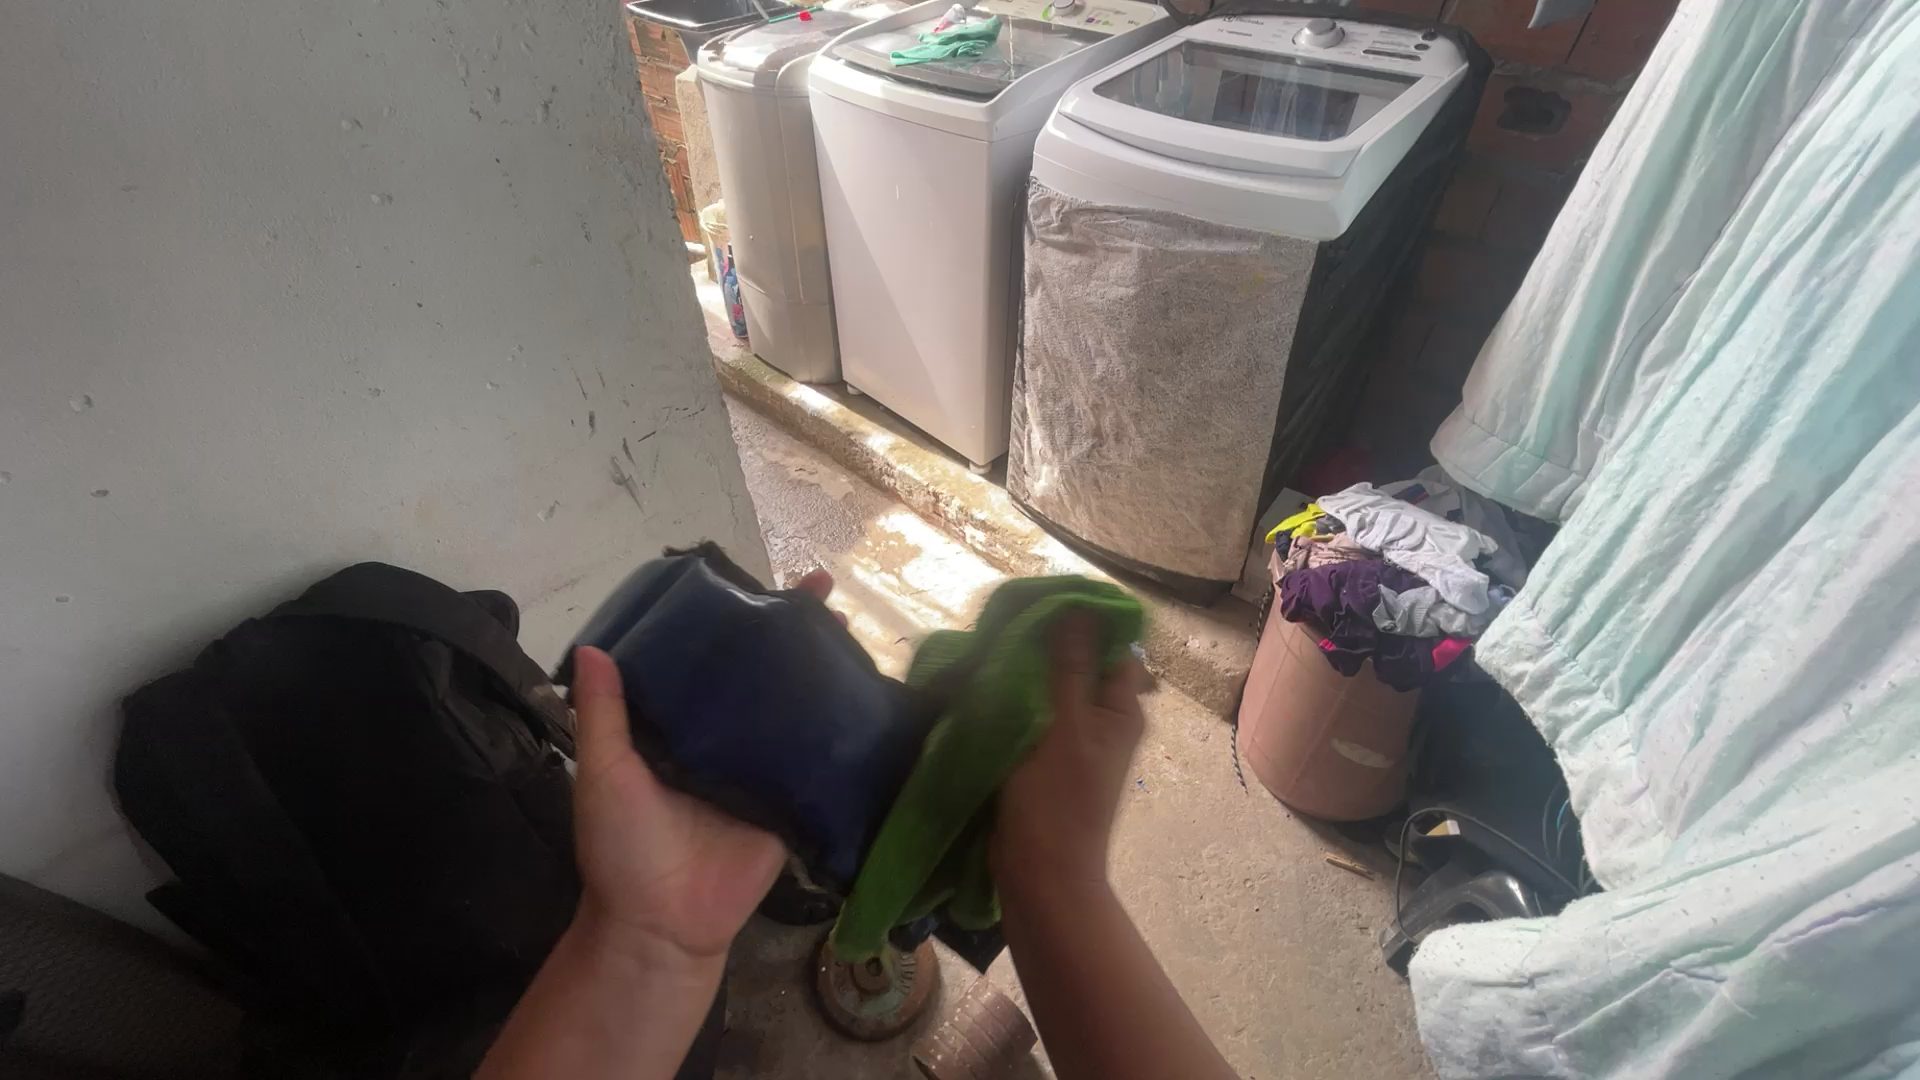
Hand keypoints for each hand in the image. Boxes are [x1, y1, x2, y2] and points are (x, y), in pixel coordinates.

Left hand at [565, 569, 840, 964]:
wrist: (664, 924)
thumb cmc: (624, 848)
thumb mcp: (604, 773)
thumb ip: (603, 715)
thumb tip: (592, 646)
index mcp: (684, 723)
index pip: (711, 657)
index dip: (736, 619)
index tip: (758, 582)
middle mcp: (728, 733)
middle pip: (765, 671)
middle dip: (795, 631)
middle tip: (824, 591)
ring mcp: (764, 761)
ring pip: (798, 704)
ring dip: (825, 667)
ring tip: (850, 628)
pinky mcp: (793, 792)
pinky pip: (818, 751)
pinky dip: (841, 723)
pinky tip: (865, 690)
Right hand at [991, 612, 1146, 894]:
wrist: (1039, 874)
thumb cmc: (1056, 799)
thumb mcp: (1063, 726)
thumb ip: (1070, 667)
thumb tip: (1079, 608)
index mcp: (1120, 709)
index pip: (1112, 646)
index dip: (1085, 619)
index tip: (1044, 600)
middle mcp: (1104, 718)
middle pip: (1082, 663)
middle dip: (1050, 641)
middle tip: (1011, 620)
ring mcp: (1075, 737)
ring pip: (1055, 686)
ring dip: (1031, 668)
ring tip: (996, 644)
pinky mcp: (1048, 754)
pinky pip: (1038, 711)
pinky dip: (1020, 695)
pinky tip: (992, 682)